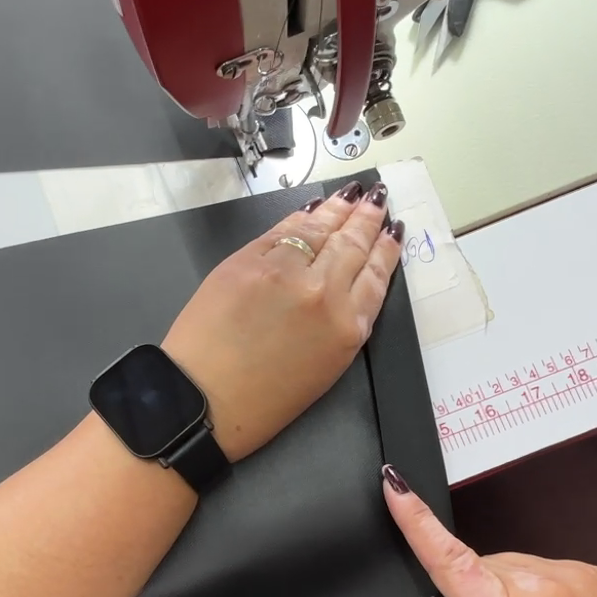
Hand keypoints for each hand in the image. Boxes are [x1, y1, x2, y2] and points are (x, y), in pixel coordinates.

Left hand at [163, 183, 403, 460]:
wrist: (203, 402)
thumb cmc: (262, 402)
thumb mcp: (324, 369)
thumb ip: (341, 324)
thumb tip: (343, 285)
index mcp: (347, 328)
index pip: (376, 276)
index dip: (386, 249)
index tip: (393, 230)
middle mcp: (323, 292)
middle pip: (351, 245)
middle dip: (367, 218)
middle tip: (377, 197)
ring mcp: (283, 271)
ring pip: (318, 229)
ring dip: (338, 209)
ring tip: (352, 194)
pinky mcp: (247, 261)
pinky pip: (281, 229)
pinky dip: (299, 216)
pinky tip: (311, 209)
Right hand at [382, 469, 596, 596]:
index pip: (448, 560)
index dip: (415, 520)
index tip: (394, 483)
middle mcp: (537, 587)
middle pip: (477, 569)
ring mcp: (568, 573)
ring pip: (507, 568)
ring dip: (506, 596)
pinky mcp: (592, 570)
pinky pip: (540, 570)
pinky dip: (536, 594)